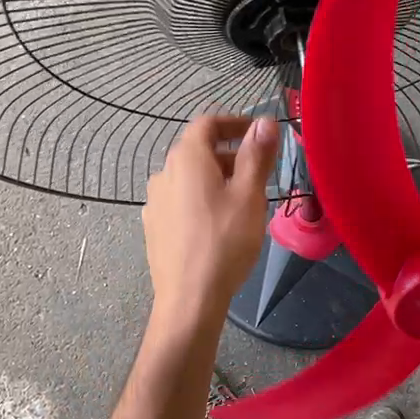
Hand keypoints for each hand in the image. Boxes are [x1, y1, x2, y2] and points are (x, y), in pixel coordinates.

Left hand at [142, 115, 277, 328]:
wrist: (190, 297)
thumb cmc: (225, 242)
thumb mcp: (249, 196)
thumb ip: (256, 156)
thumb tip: (265, 121)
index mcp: (187, 158)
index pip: (208, 124)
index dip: (235, 123)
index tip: (259, 134)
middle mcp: (164, 173)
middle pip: (198, 152)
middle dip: (229, 156)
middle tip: (259, 175)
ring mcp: (155, 202)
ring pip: (189, 180)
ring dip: (215, 181)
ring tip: (241, 204)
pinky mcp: (154, 228)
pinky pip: (181, 203)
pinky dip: (201, 202)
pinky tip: (217, 226)